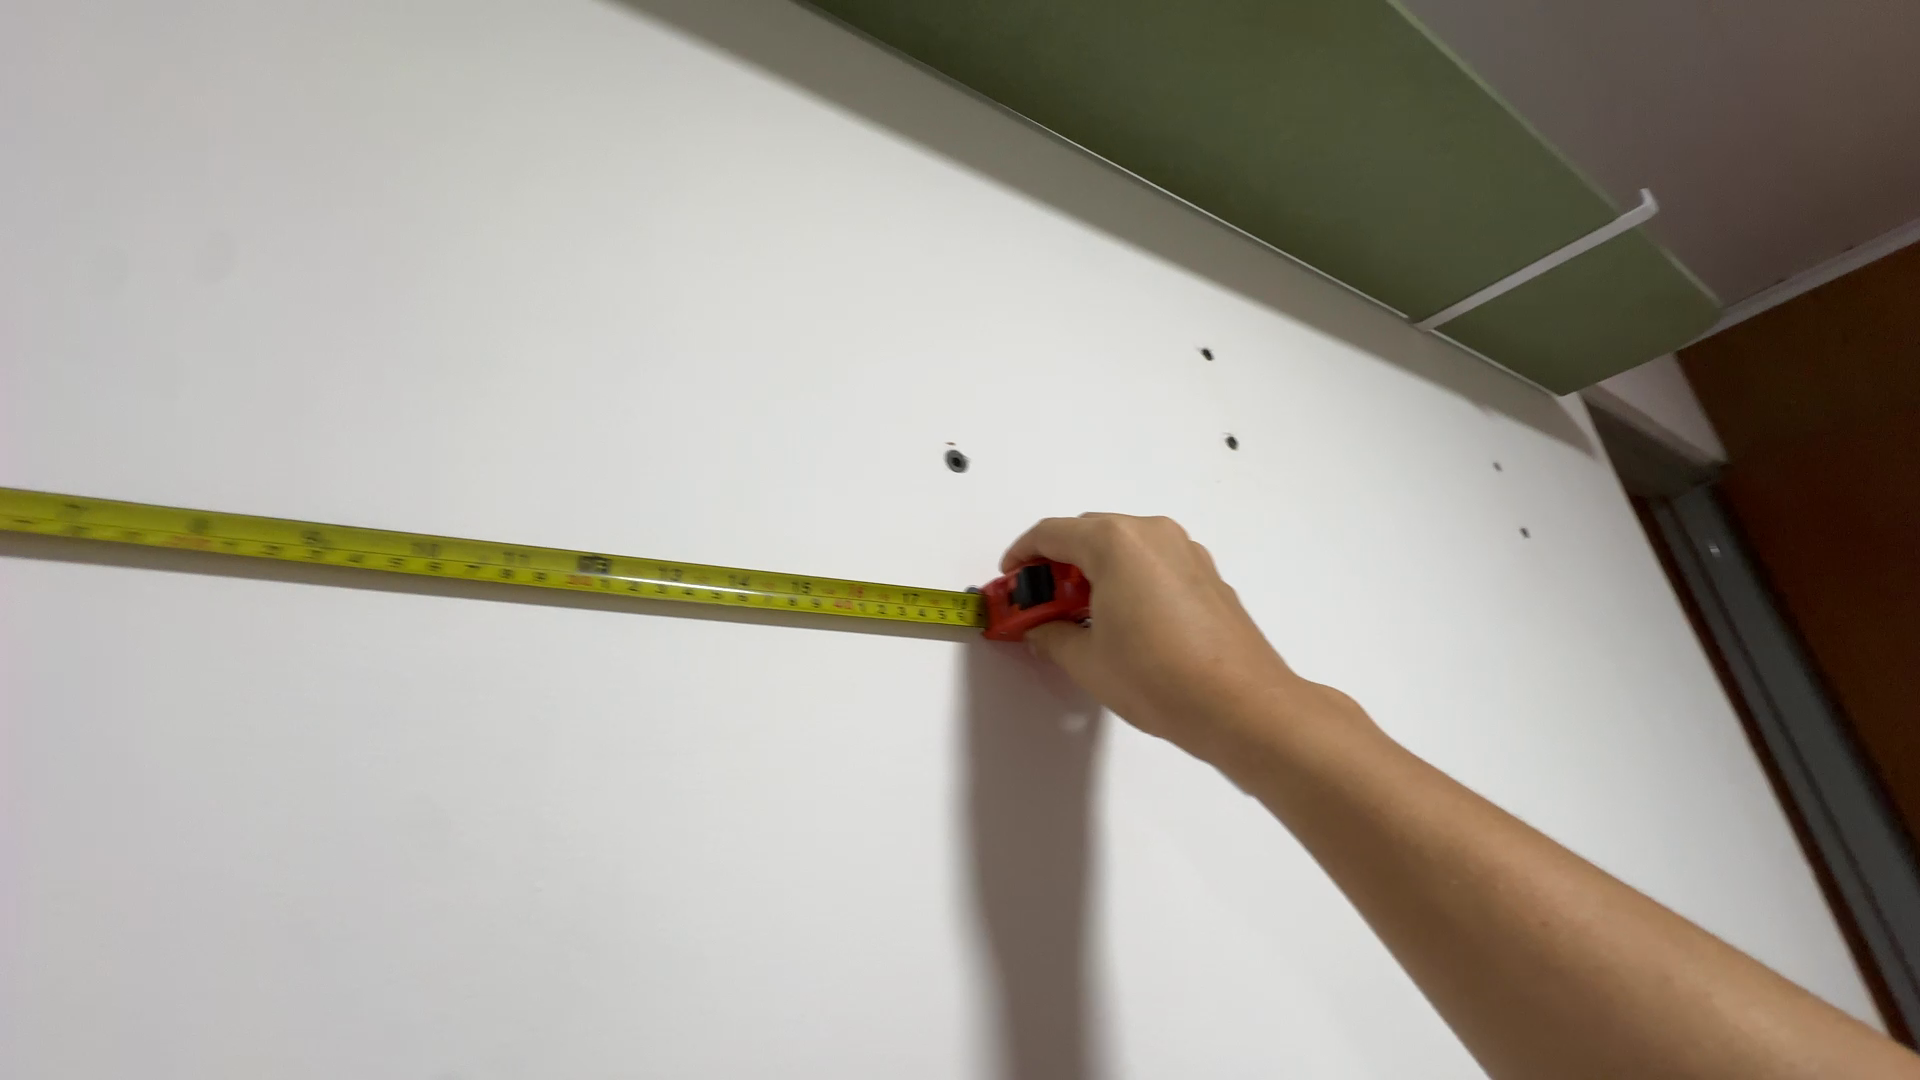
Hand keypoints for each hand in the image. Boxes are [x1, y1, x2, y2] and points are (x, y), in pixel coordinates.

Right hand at [1000, 514, 1365, 762]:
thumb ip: (1051, 635)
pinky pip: (1153, 561)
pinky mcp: (1208, 573)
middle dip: (1057, 564)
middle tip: (1040, 604)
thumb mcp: (1087, 661)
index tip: (1010, 581)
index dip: (1021, 556)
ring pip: (1123, 546)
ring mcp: (1186, 550)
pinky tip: (1123, 619)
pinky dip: (1127, 578)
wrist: (1242, 706)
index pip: (1051, 533)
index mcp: (1115, 543)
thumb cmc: (1158, 679)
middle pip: (1088, 533)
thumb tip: (1042, 629)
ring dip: (1093, 570)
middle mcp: (1152, 533)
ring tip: (1080, 615)